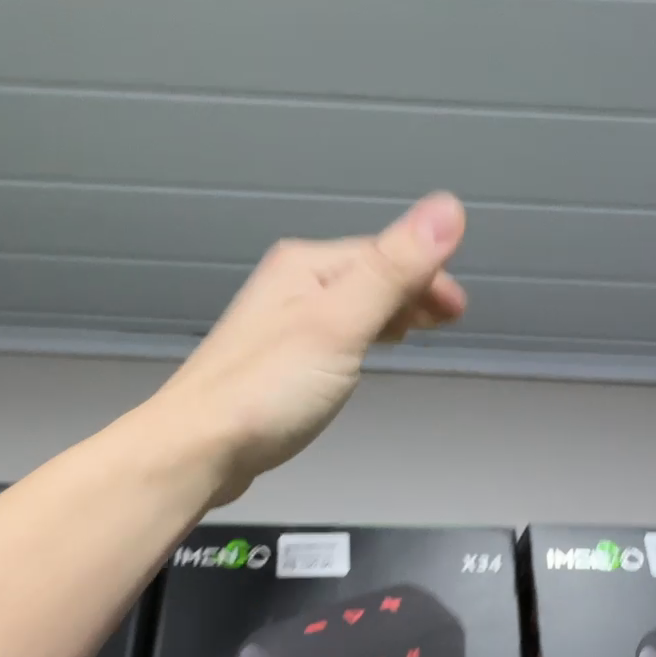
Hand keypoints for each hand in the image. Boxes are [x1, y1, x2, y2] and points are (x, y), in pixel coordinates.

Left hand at [152, 192, 468, 504]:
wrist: (197, 448)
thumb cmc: (267, 390)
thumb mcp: (340, 325)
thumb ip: (393, 271)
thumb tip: (448, 208)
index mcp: (306, 267)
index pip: (383, 254)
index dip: (428, 275)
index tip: (458, 310)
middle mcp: (289, 287)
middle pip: (364, 276)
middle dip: (409, 292)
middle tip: (445, 322)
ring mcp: (277, 326)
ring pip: (346, 307)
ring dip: (385, 314)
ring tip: (412, 335)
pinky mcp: (272, 365)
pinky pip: (328, 337)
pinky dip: (357, 339)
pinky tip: (356, 359)